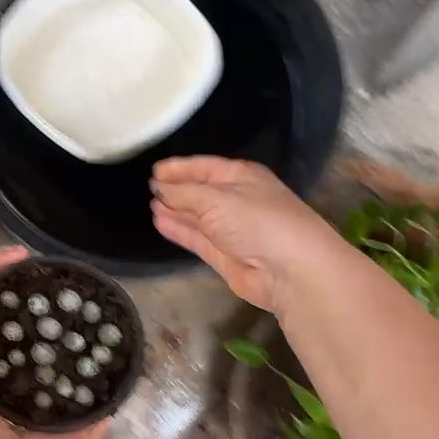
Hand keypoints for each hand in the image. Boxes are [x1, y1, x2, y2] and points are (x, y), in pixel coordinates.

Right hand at [150, 156, 350, 311]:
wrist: (291, 271)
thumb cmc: (257, 221)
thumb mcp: (215, 198)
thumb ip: (181, 193)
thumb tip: (158, 187)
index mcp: (241, 177)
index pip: (204, 167)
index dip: (179, 168)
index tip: (154, 171)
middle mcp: (236, 199)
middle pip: (199, 190)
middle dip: (175, 189)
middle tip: (147, 188)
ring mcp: (230, 228)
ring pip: (196, 215)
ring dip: (175, 210)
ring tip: (150, 205)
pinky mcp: (223, 253)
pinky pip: (195, 237)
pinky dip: (178, 230)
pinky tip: (159, 222)